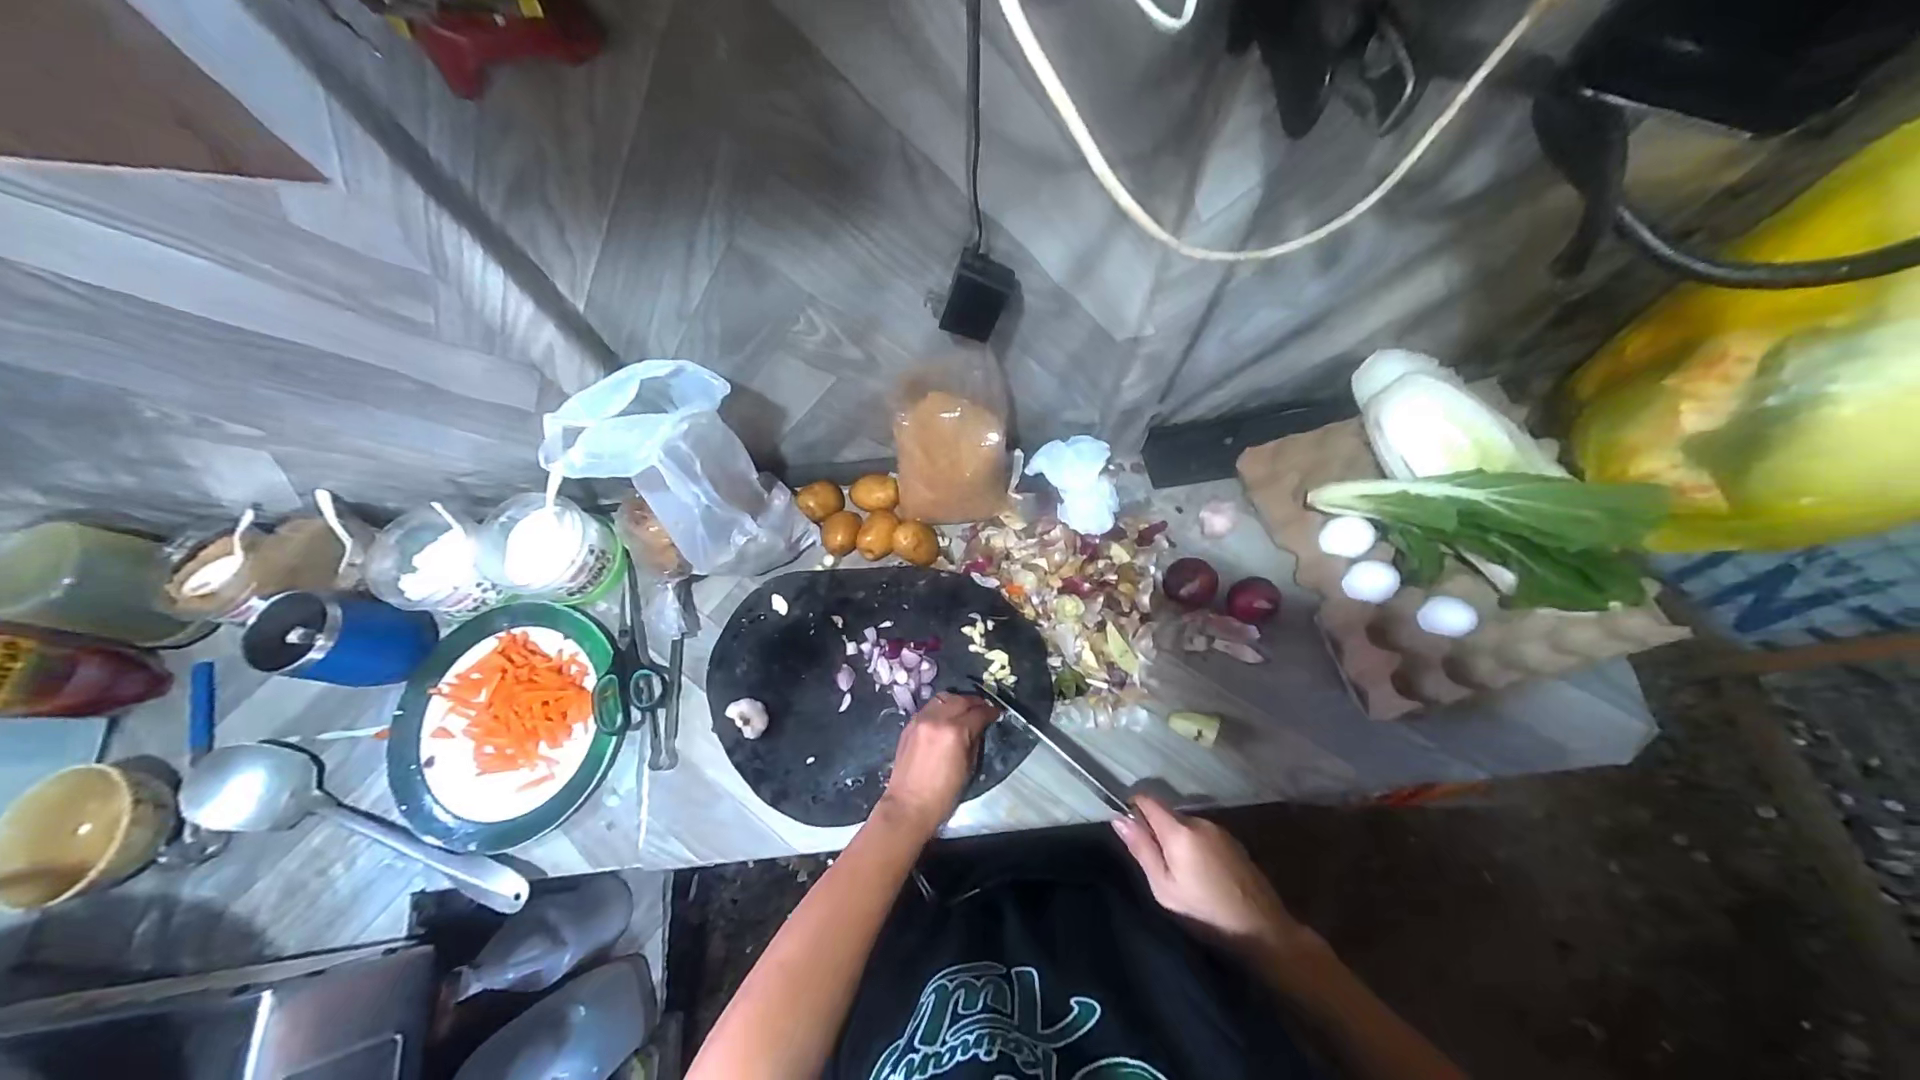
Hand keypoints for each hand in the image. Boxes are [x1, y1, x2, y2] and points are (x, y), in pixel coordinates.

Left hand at [877, 693, 997, 833]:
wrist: (908, 805)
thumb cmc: (943, 794)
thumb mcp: (969, 768)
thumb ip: (975, 741)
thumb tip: (978, 727)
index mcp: (955, 732)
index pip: (978, 713)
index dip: (991, 711)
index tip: (997, 712)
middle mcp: (937, 719)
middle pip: (961, 700)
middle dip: (975, 702)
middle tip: (984, 708)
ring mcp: (920, 720)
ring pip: (943, 698)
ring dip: (957, 701)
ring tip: (965, 708)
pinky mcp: (909, 725)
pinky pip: (929, 707)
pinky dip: (941, 707)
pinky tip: (946, 715)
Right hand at [1113, 795, 1309, 955]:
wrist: (1263, 929)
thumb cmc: (1205, 913)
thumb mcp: (1164, 888)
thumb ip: (1142, 850)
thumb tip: (1118, 819)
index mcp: (1179, 830)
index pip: (1147, 800)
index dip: (1133, 808)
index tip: (1130, 830)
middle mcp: (1199, 821)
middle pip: (1166, 813)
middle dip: (1156, 830)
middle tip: (1157, 865)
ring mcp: (1219, 830)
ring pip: (1185, 825)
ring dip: (1177, 840)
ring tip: (1182, 874)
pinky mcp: (1233, 841)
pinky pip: (1203, 835)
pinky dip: (1195, 847)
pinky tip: (1202, 875)